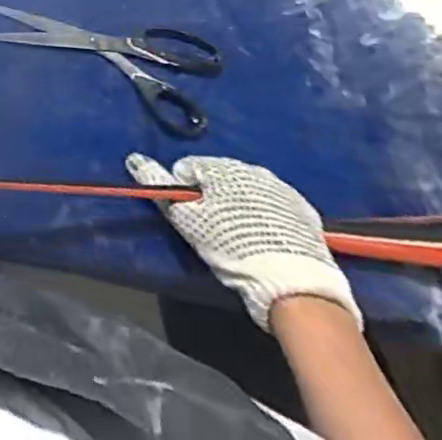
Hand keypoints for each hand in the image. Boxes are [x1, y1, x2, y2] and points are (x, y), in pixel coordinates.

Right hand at [127, 154, 359, 331]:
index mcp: (222, 168)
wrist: (293, 283)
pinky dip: (265, 213)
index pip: (187, 167)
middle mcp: (254, 171)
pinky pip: (273, 204)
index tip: (189, 213)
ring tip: (239, 231)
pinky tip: (264, 235)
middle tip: (212, 224)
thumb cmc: (229, 244)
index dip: (183, 190)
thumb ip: (158, 183)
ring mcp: (284, 190)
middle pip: (219, 177)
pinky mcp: (307, 212)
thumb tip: (134, 158)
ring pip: (247, 190)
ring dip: (238, 202)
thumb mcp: (185, 216)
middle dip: (212, 194)